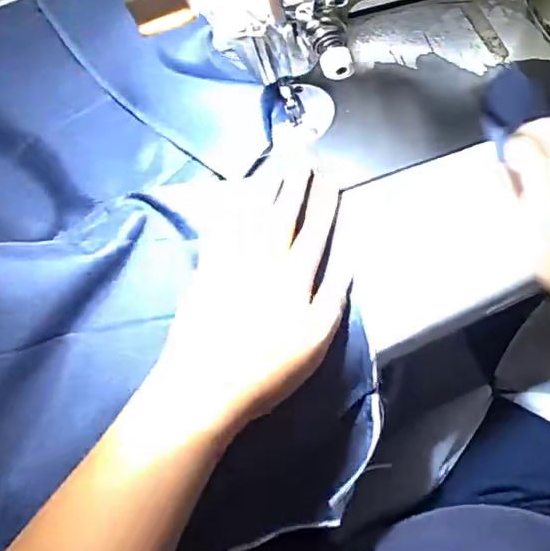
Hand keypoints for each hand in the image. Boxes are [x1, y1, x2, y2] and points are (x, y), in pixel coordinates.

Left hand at [146, 169, 348, 433]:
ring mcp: (231, 264)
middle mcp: (264, 261)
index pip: (315, 231)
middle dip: (295, 187)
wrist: (201, 387)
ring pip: (251, 218)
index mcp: (295, 276)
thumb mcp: (317, 339)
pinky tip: (234, 204)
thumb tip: (348, 262)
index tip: (330, 180)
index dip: (324, 204)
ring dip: (265, 192)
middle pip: (283, 215)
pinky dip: (230, 213)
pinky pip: (221, 233)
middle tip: (303, 163)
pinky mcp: (205, 273)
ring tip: (274, 172)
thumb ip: (334, 296)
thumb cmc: (268, 367)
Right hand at [501, 118, 549, 301]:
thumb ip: (507, 188)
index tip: (504, 157)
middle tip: (520, 145)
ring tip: (545, 147)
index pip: (522, 140)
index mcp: (546, 168)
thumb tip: (498, 167)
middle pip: (548, 124)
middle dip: (530, 129)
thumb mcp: (520, 224)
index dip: (509, 146)